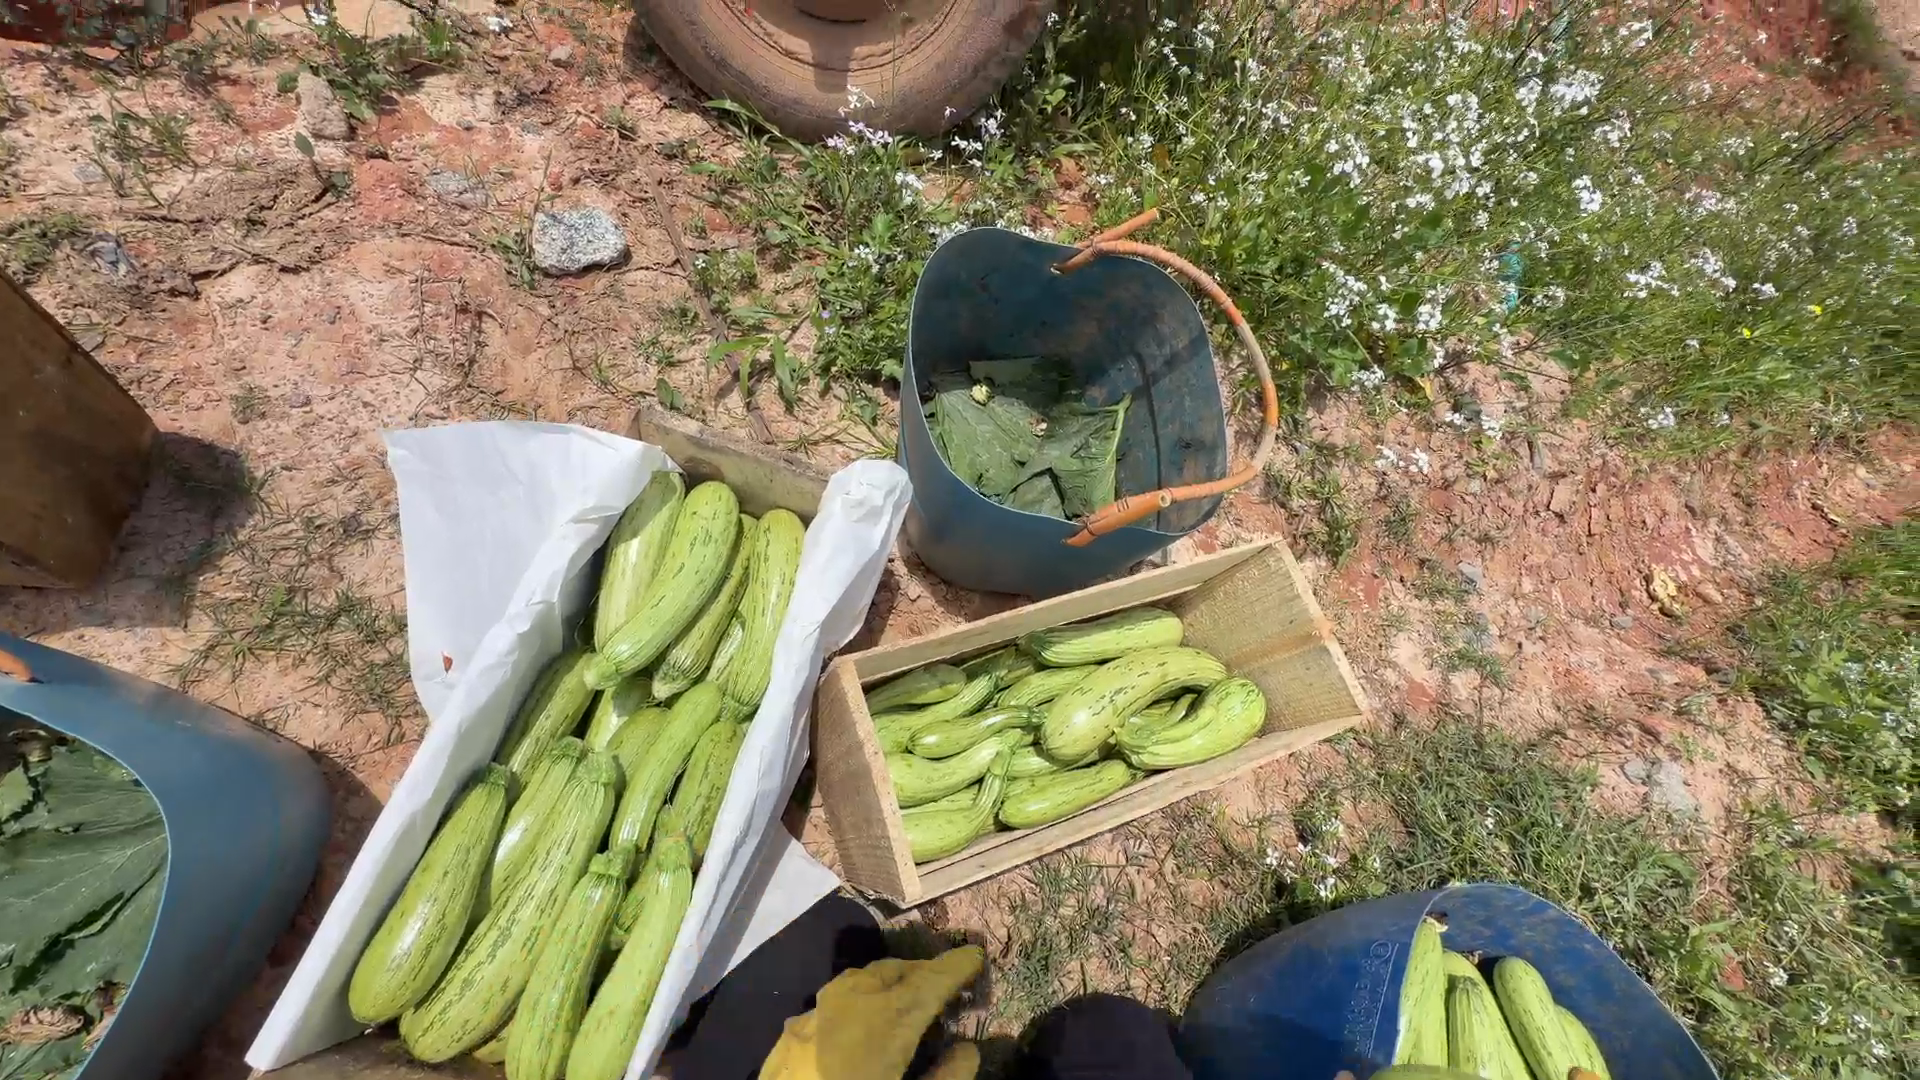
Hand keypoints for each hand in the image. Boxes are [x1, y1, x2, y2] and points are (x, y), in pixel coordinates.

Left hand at [759, 946, 984, 1079]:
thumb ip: (946, 1079)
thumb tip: (967, 1049)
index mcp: (887, 1017)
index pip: (932, 979)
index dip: (957, 966)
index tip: (975, 955)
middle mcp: (852, 1000)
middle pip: (896, 971)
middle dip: (922, 974)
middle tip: (942, 986)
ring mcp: (816, 1012)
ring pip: (861, 981)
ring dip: (887, 985)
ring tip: (904, 1001)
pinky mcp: (791, 1033)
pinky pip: (832, 1004)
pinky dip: (854, 1005)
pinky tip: (857, 1027)